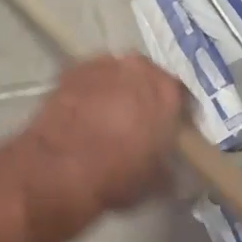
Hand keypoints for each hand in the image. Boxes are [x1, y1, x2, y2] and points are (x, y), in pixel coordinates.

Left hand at [11, 55, 185, 215]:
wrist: (63, 164)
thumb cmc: (119, 173)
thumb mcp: (158, 178)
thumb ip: (168, 161)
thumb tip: (167, 163)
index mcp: (164, 90)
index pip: (178, 91)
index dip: (174, 107)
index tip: (171, 122)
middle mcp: (134, 67)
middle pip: (145, 74)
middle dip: (143, 90)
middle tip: (139, 115)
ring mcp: (100, 63)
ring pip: (115, 71)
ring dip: (115, 86)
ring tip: (108, 111)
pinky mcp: (71, 68)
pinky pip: (89, 75)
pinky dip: (90, 87)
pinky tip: (85, 108)